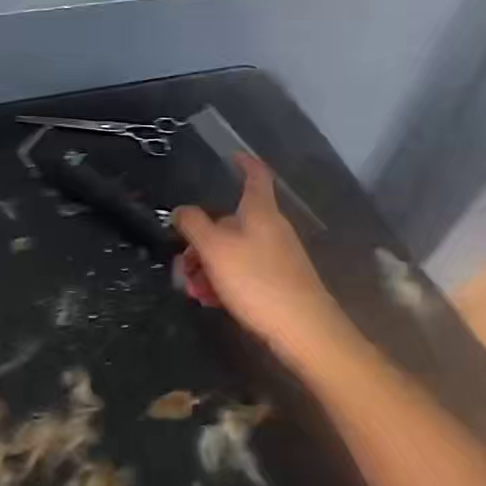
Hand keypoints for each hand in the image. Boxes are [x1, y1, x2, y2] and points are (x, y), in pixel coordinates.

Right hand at [173, 154, 352, 358]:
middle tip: (183, 262)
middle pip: (232, 221)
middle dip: (203, 238)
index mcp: (260, 210)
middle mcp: (271, 227)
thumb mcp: (215, 250)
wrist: (303, 329)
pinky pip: (245, 272)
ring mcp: (277, 255)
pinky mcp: (279, 282)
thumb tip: (182, 210)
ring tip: (194, 289)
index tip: (232, 156)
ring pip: (235, 250)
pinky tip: (212, 301)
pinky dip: (225, 280)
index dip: (244, 163)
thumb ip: (194, 225)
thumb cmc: (257, 280)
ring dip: (209, 265)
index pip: (256, 175)